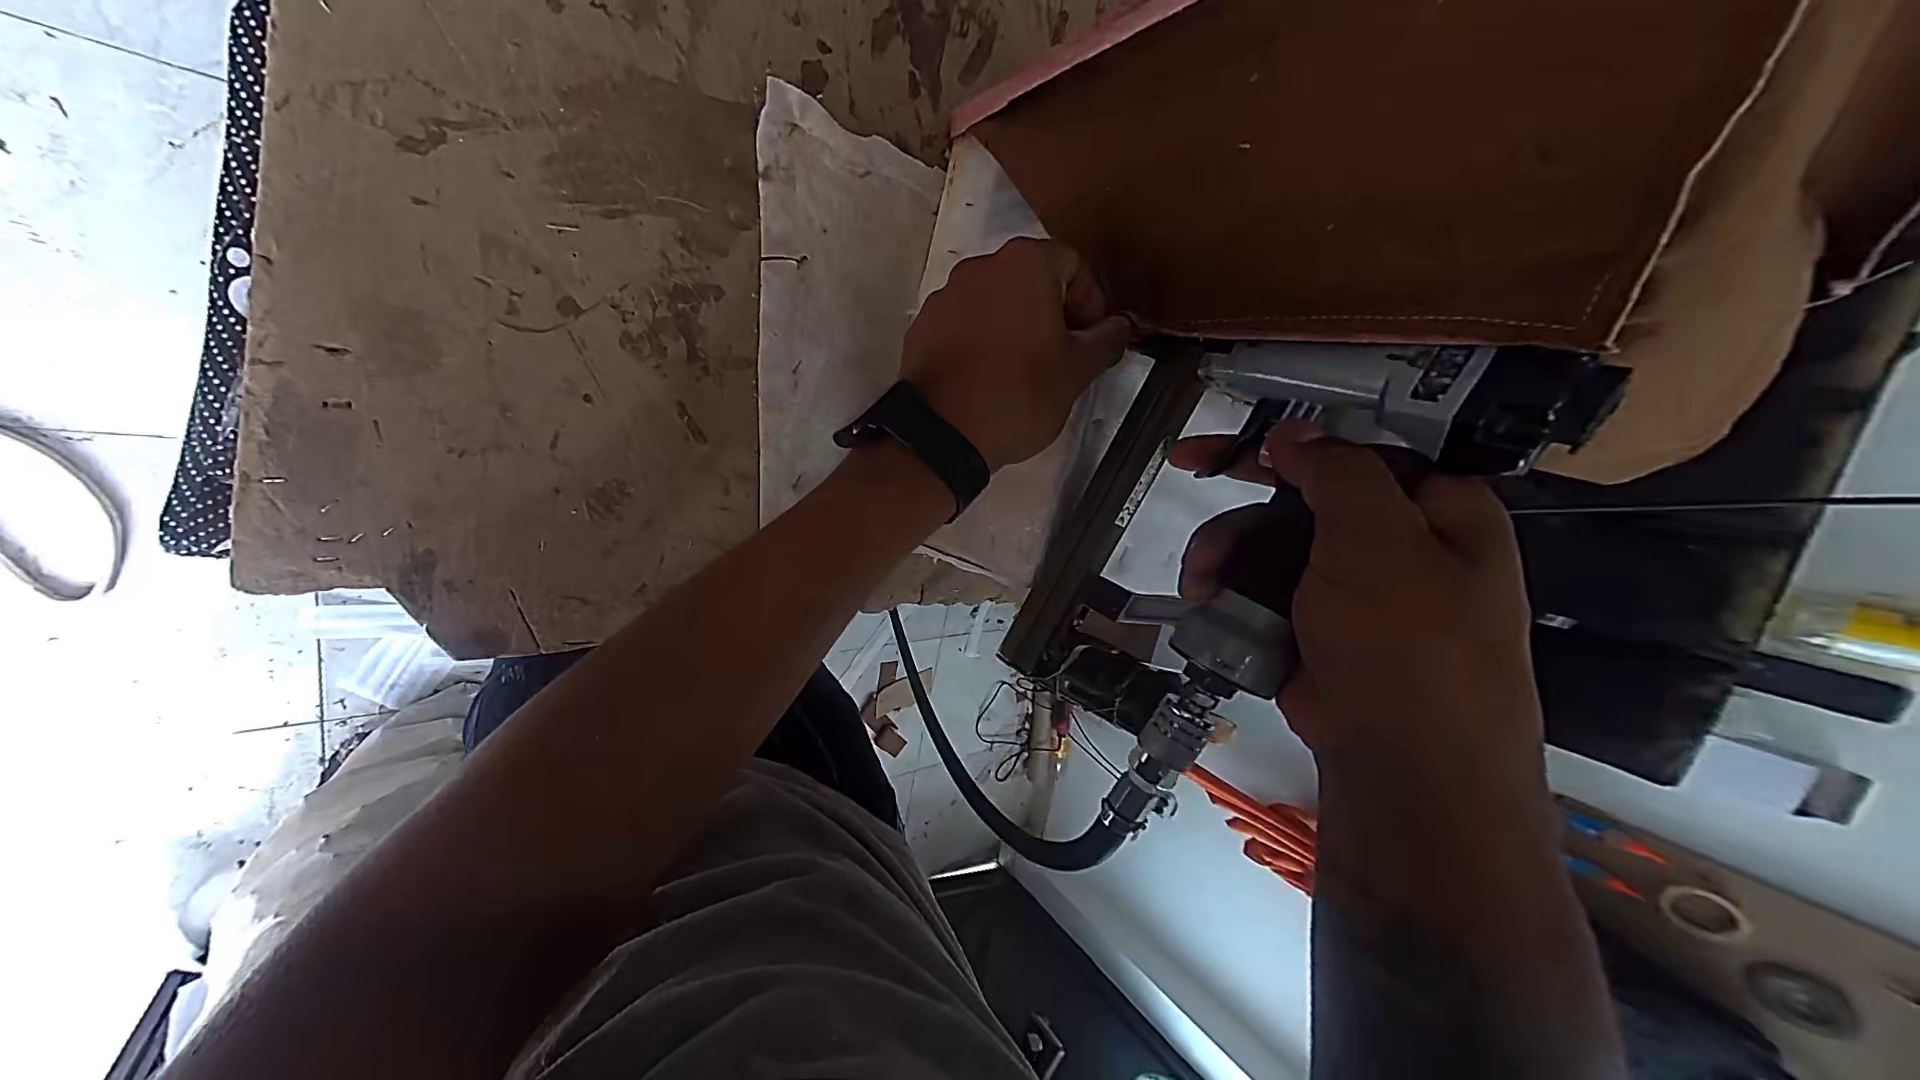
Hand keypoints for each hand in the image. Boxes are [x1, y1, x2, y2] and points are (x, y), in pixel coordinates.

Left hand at [901, 238, 1133, 469]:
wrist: (942, 433)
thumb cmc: (1018, 395)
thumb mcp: (1076, 371)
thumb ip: (1106, 340)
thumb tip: (1118, 327)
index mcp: (1025, 264)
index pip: (1074, 266)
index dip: (1091, 304)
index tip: (1092, 341)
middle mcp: (981, 267)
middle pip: (1032, 281)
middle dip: (1054, 315)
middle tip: (1063, 359)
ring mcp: (946, 295)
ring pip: (996, 304)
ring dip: (1017, 329)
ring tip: (1024, 373)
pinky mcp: (923, 327)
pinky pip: (965, 325)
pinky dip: (983, 343)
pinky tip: (989, 379)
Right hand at [1170, 421, 1541, 776]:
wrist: (1400, 762)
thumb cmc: (1408, 643)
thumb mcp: (1379, 542)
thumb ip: (1338, 474)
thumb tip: (1293, 434)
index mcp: (1435, 509)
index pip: (1359, 449)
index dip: (1297, 435)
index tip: (1240, 433)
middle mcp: (1394, 543)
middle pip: (1303, 496)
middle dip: (1245, 495)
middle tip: (1188, 471)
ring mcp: (1349, 588)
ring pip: (1271, 543)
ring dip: (1227, 551)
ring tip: (1200, 580)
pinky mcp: (1310, 624)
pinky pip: (1262, 587)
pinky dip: (1231, 589)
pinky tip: (1207, 601)